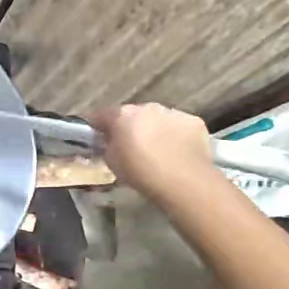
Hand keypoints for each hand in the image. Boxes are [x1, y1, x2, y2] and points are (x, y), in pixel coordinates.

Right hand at [89, 103, 219, 202]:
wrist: (182, 180)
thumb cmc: (140, 173)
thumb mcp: (112, 163)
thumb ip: (107, 147)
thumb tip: (108, 141)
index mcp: (123, 115)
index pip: (102, 115)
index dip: (97, 124)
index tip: (95, 134)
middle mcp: (147, 107)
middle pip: (133, 115)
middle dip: (130, 127)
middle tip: (131, 146)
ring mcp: (172, 112)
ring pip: (158, 119)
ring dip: (154, 130)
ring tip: (157, 151)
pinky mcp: (193, 122)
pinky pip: (179, 127)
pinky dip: (176, 136)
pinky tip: (178, 153)